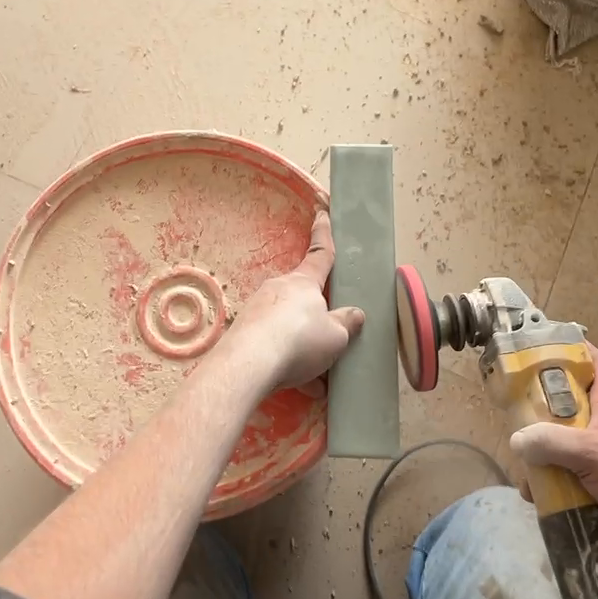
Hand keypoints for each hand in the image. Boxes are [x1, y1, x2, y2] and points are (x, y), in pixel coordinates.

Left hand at [218, 212, 364, 397]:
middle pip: (303, 296)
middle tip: (329, 335)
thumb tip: (354, 314)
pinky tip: (301, 385)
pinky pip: (273, 344)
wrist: (248, 365)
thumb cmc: (299, 340)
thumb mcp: (336, 336)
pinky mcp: (243, 333)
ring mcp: (257, 310)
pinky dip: (288, 362)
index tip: (322, 213)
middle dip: (315, 313)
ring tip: (318, 374)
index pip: (320, 253)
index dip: (324, 233)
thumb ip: (346, 324)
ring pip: (287, 325)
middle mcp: (278, 289)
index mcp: (303, 282)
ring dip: (302, 345)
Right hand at [509, 344, 597, 556]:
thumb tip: (517, 440)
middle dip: (542, 418)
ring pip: (566, 451)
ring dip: (545, 463)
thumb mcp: (593, 451)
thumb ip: (552, 442)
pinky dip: (555, 490)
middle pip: (570, 410)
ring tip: (526, 480)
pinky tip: (542, 501)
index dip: (577, 351)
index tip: (548, 345)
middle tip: (515, 424)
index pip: (597, 366)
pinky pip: (572, 482)